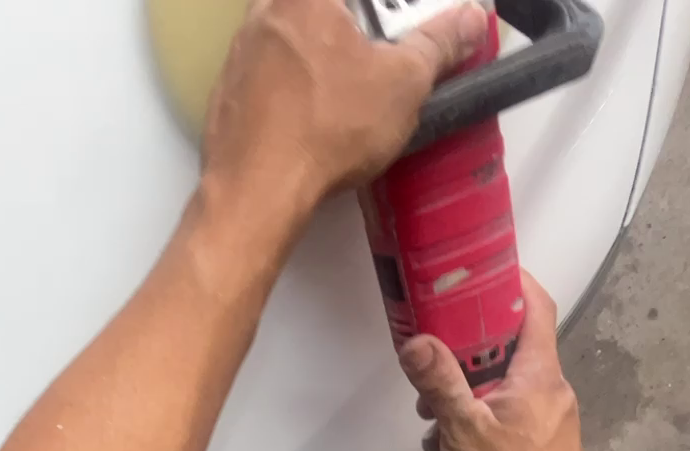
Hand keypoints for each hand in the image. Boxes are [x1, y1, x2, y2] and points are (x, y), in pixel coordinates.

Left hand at [202, 0, 489, 212]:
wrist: (256, 194)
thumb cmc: (327, 130)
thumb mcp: (403, 84)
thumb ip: (437, 45)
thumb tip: (467, 21)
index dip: (379, 13)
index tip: (388, 32)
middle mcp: (262, 15)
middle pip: (310, 9)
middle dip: (340, 27)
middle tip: (364, 54)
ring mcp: (235, 59)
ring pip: (280, 40)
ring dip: (308, 58)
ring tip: (335, 92)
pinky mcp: (222, 102)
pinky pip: (257, 82)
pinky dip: (281, 94)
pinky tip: (301, 123)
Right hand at [399, 273, 596, 450]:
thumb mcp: (464, 429)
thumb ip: (440, 383)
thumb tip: (416, 340)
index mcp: (539, 374)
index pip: (535, 307)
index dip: (512, 282)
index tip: (479, 272)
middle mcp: (552, 388)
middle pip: (511, 348)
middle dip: (466, 354)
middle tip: (432, 367)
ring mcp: (551, 417)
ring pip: (505, 386)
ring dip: (467, 395)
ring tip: (433, 422)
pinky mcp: (545, 443)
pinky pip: (509, 414)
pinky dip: (480, 419)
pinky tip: (453, 449)